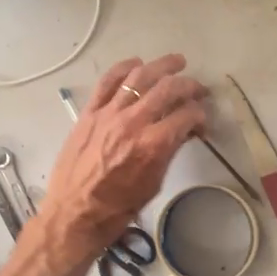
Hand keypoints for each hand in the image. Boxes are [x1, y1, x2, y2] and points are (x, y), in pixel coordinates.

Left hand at [40, 55, 206, 260]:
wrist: (74, 214)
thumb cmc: (117, 208)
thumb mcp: (153, 183)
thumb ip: (169, 152)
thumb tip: (183, 132)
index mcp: (153, 145)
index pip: (187, 116)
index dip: (201, 115)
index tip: (202, 120)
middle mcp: (133, 122)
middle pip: (168, 89)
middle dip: (189, 85)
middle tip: (198, 88)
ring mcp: (108, 114)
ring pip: (139, 76)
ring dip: (162, 66)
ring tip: (176, 62)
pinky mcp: (89, 113)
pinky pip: (107, 82)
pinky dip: (123, 68)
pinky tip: (136, 64)